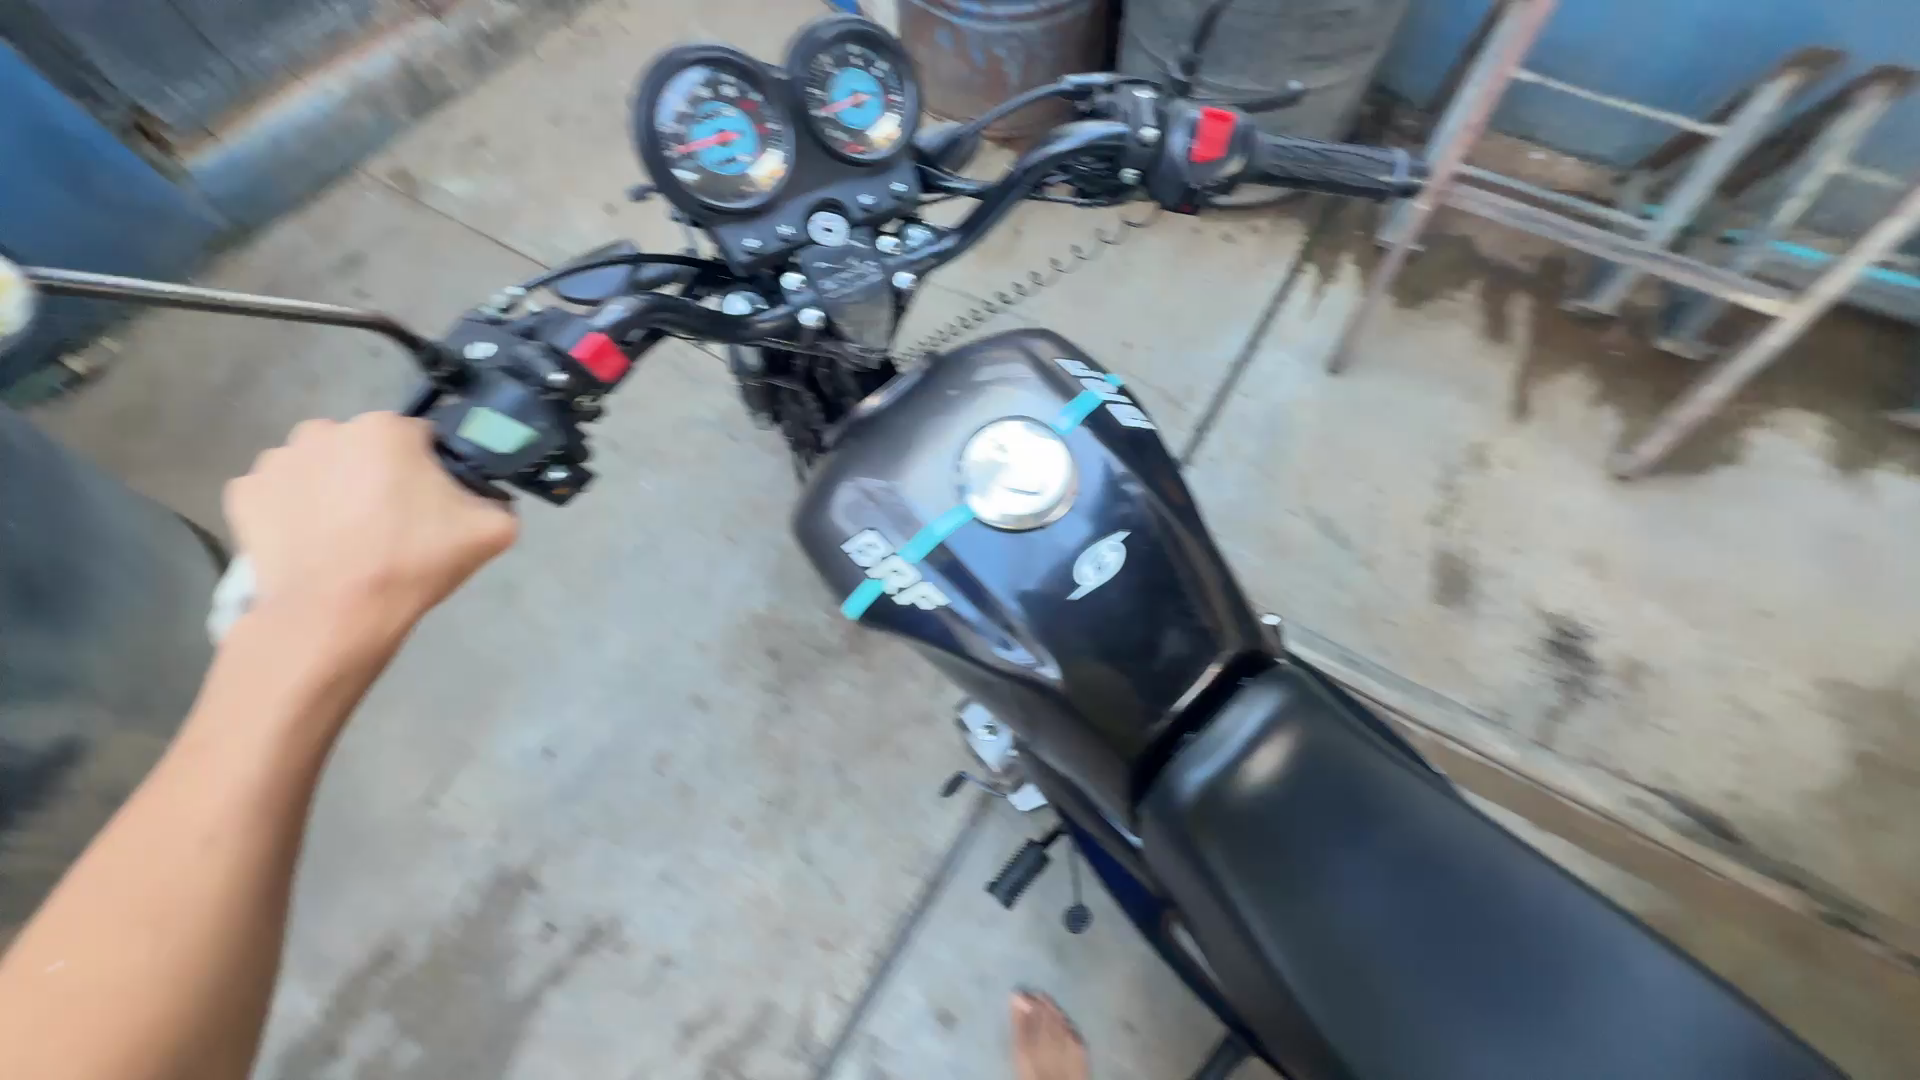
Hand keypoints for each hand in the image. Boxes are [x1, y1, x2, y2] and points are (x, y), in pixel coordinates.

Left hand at [223, 413, 518, 653]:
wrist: (334, 613)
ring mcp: (276, 461)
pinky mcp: (243, 494)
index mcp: (387, 429)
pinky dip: (298, 511)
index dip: (435, 472)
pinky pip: (283, 494)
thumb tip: (487, 501)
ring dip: (337, 490)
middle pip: (368, 450)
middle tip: (396, 524)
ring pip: (323, 468)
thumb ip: (499, 503)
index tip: (437, 507)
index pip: (423, 440)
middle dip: (382, 476)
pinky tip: (316, 543)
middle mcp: (326, 430)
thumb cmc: (415, 561)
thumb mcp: (494, 531)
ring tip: (352, 537)